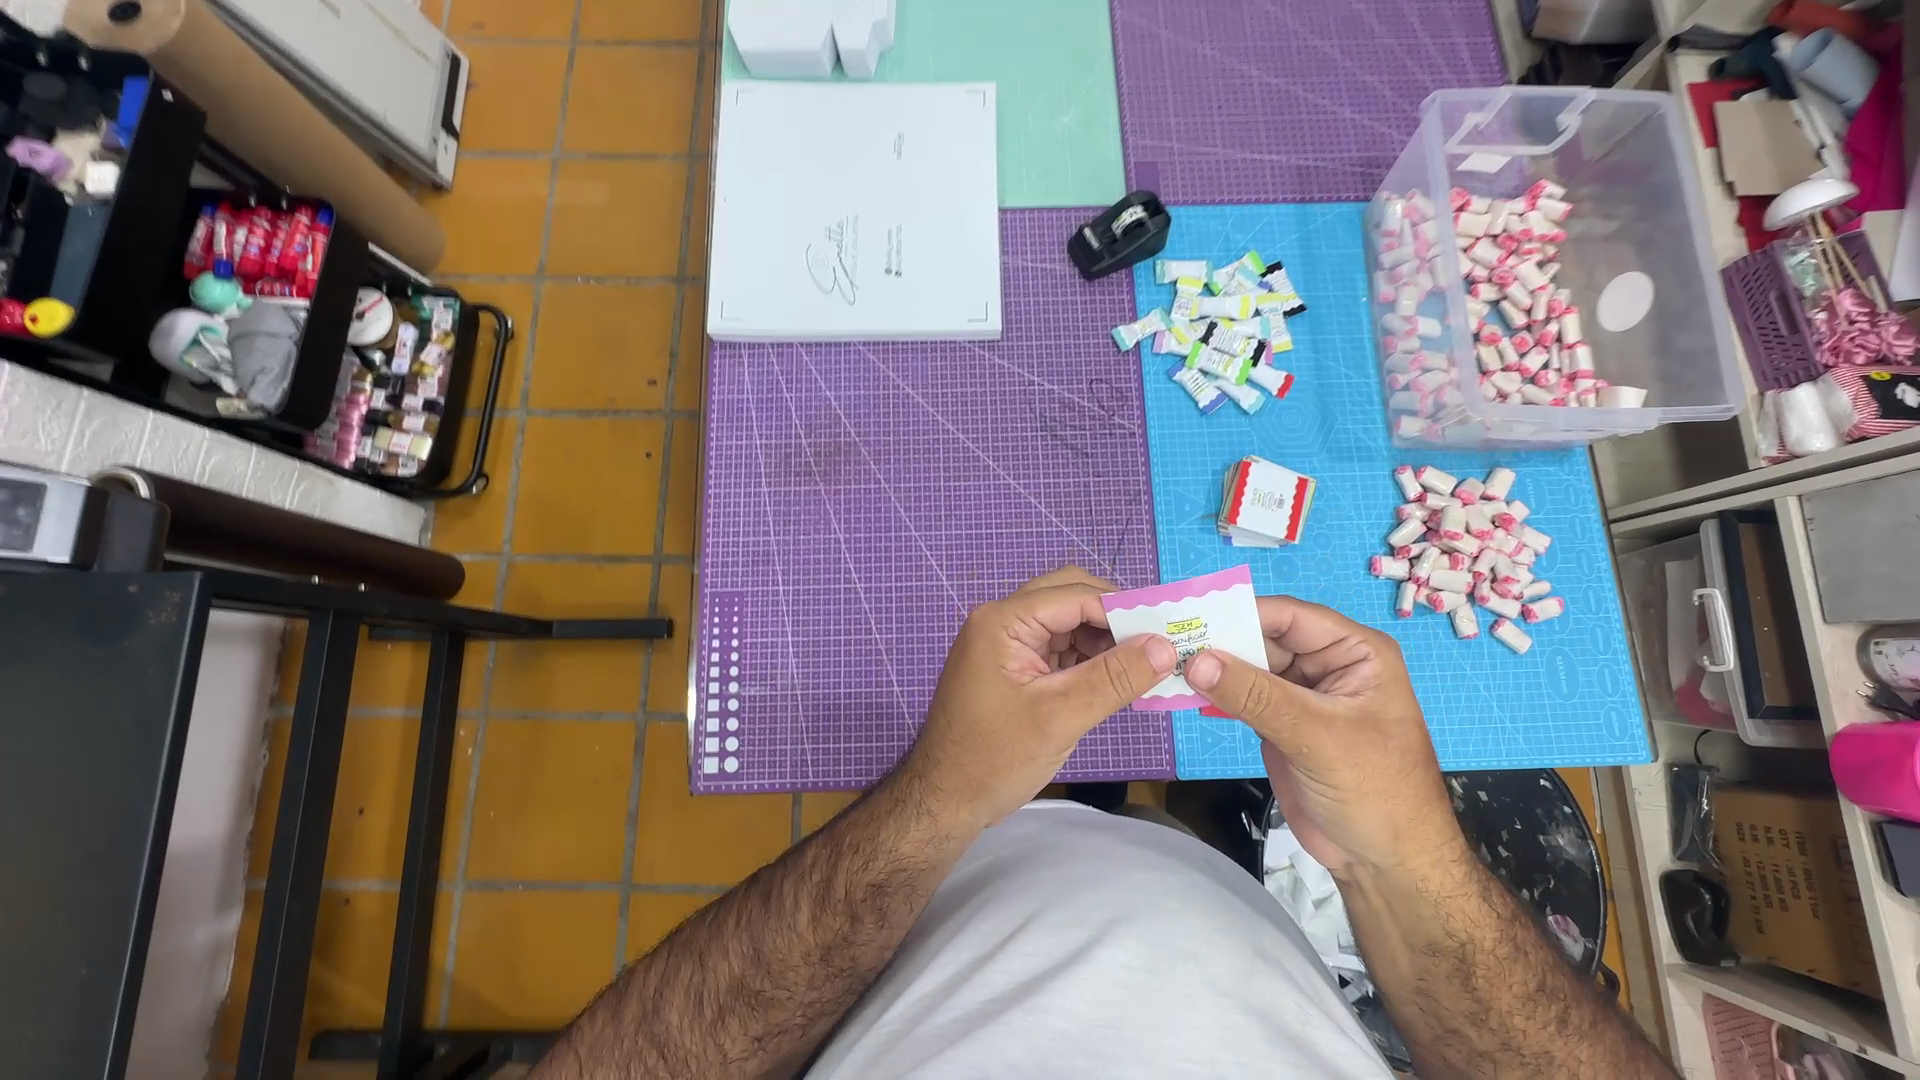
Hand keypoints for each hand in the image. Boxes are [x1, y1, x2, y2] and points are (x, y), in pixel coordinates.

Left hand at [901, 567, 1176, 828]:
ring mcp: (1007, 644)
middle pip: (1071, 598)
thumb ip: (1114, 678)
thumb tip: (1166, 646)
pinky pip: (1060, 648)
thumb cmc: (994, 758)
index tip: (1170, 629)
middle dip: (1116, 618)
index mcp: (1003, 621)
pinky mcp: (1015, 667)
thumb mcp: (1060, 717)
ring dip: (1106, 639)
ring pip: (1068, 622)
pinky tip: (1120, 678)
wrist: (943, 801)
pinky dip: (1090, 658)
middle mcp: (1003, 621)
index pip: (1075, 595)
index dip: (1124, 608)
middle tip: (1160, 643)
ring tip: (1148, 663)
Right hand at [1182, 597, 1462, 877]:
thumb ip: (1255, 695)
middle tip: (1166, 644)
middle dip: (1220, 642)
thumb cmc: (1374, 790)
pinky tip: (1183, 695)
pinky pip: (1243, 697)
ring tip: (1165, 666)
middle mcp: (1327, 664)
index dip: (1241, 613)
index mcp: (1354, 651)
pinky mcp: (1281, 723)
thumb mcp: (1316, 736)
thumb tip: (1195, 660)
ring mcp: (1302, 695)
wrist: (1385, 862)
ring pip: (1249, 667)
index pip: (1289, 617)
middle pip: (1263, 638)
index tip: (1190, 618)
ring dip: (1213, 669)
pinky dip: (1216, 696)